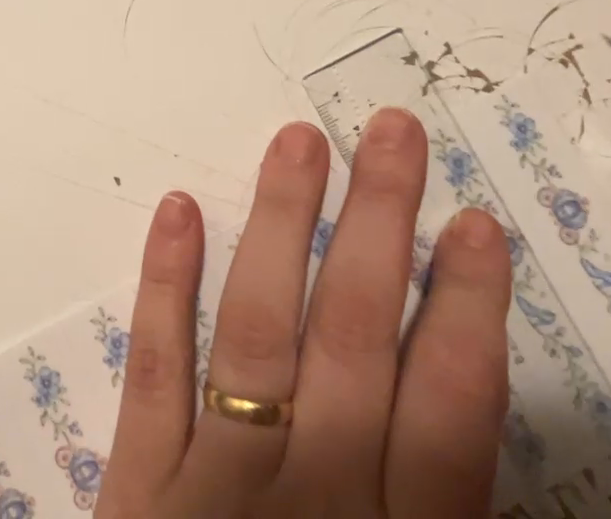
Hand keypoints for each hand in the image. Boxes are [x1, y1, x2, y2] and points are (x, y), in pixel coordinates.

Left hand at [96, 109, 512, 517]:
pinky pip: (152, 371)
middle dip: (377, 226)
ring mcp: (212, 480)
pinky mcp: (136, 481)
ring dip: (280, 227)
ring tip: (298, 141)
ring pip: (255, 332)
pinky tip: (179, 209)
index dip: (466, 308)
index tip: (475, 221)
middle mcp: (310, 493)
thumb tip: (475, 412)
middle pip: (352, 339)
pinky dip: (163, 287)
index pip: (449, 407)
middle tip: (391, 129)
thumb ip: (449, 511)